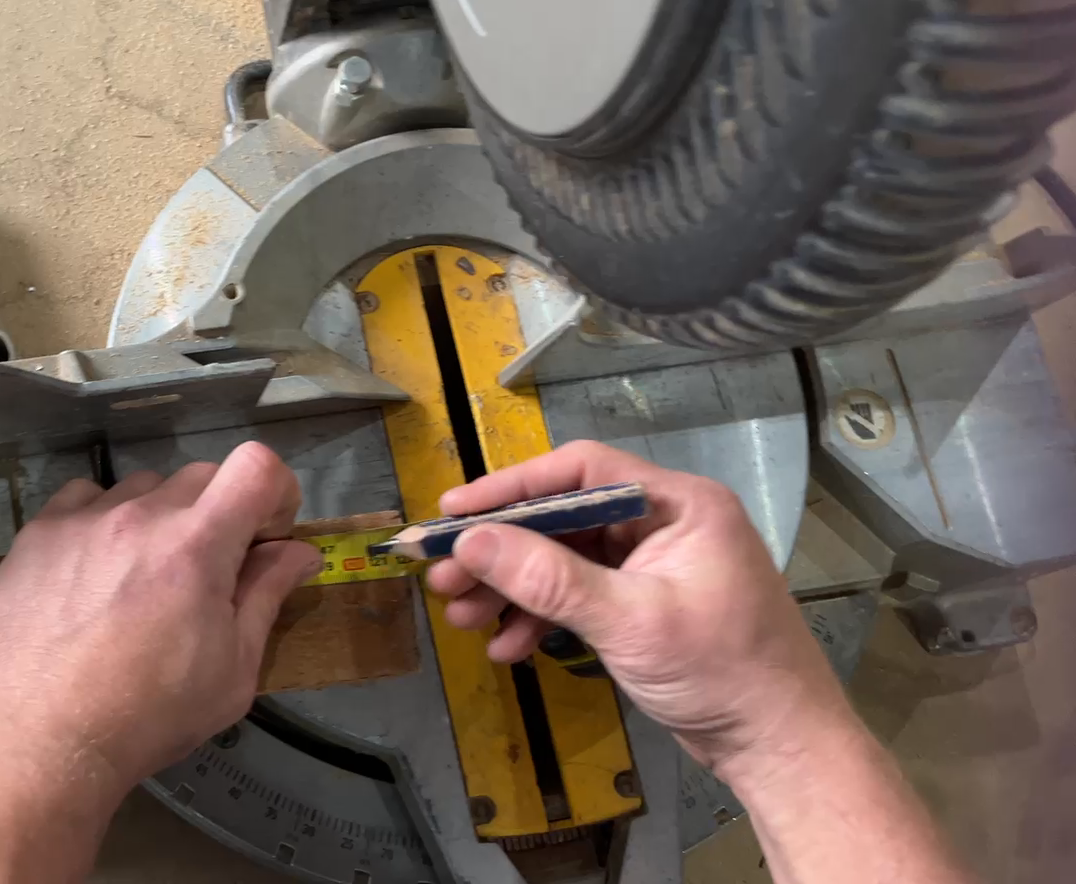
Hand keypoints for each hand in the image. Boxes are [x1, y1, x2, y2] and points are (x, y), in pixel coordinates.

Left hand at [0, 441, 321, 804]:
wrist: (34, 740)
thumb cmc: (145, 717)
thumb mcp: (231, 672)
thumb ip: (266, 596)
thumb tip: (297, 551)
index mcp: (196, 545)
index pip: (256, 466)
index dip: (275, 493)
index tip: (264, 537)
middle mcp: (140, 514)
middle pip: (201, 476)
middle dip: (219, 513)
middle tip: (206, 571)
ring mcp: (84, 516)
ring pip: (142, 487)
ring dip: (158, 519)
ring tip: (138, 577)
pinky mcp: (39, 529)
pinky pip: (86, 498)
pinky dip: (102, 519)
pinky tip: (91, 568)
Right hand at [426, 441, 845, 770]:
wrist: (786, 759)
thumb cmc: (724, 675)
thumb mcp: (629, 622)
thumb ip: (546, 578)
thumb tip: (467, 542)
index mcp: (675, 504)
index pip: (578, 470)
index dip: (511, 485)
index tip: (455, 511)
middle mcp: (656, 522)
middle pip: (557, 517)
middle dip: (499, 550)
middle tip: (443, 572)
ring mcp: (643, 561)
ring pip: (555, 557)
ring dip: (507, 587)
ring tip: (460, 613)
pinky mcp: (633, 598)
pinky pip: (570, 591)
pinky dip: (535, 615)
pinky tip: (505, 645)